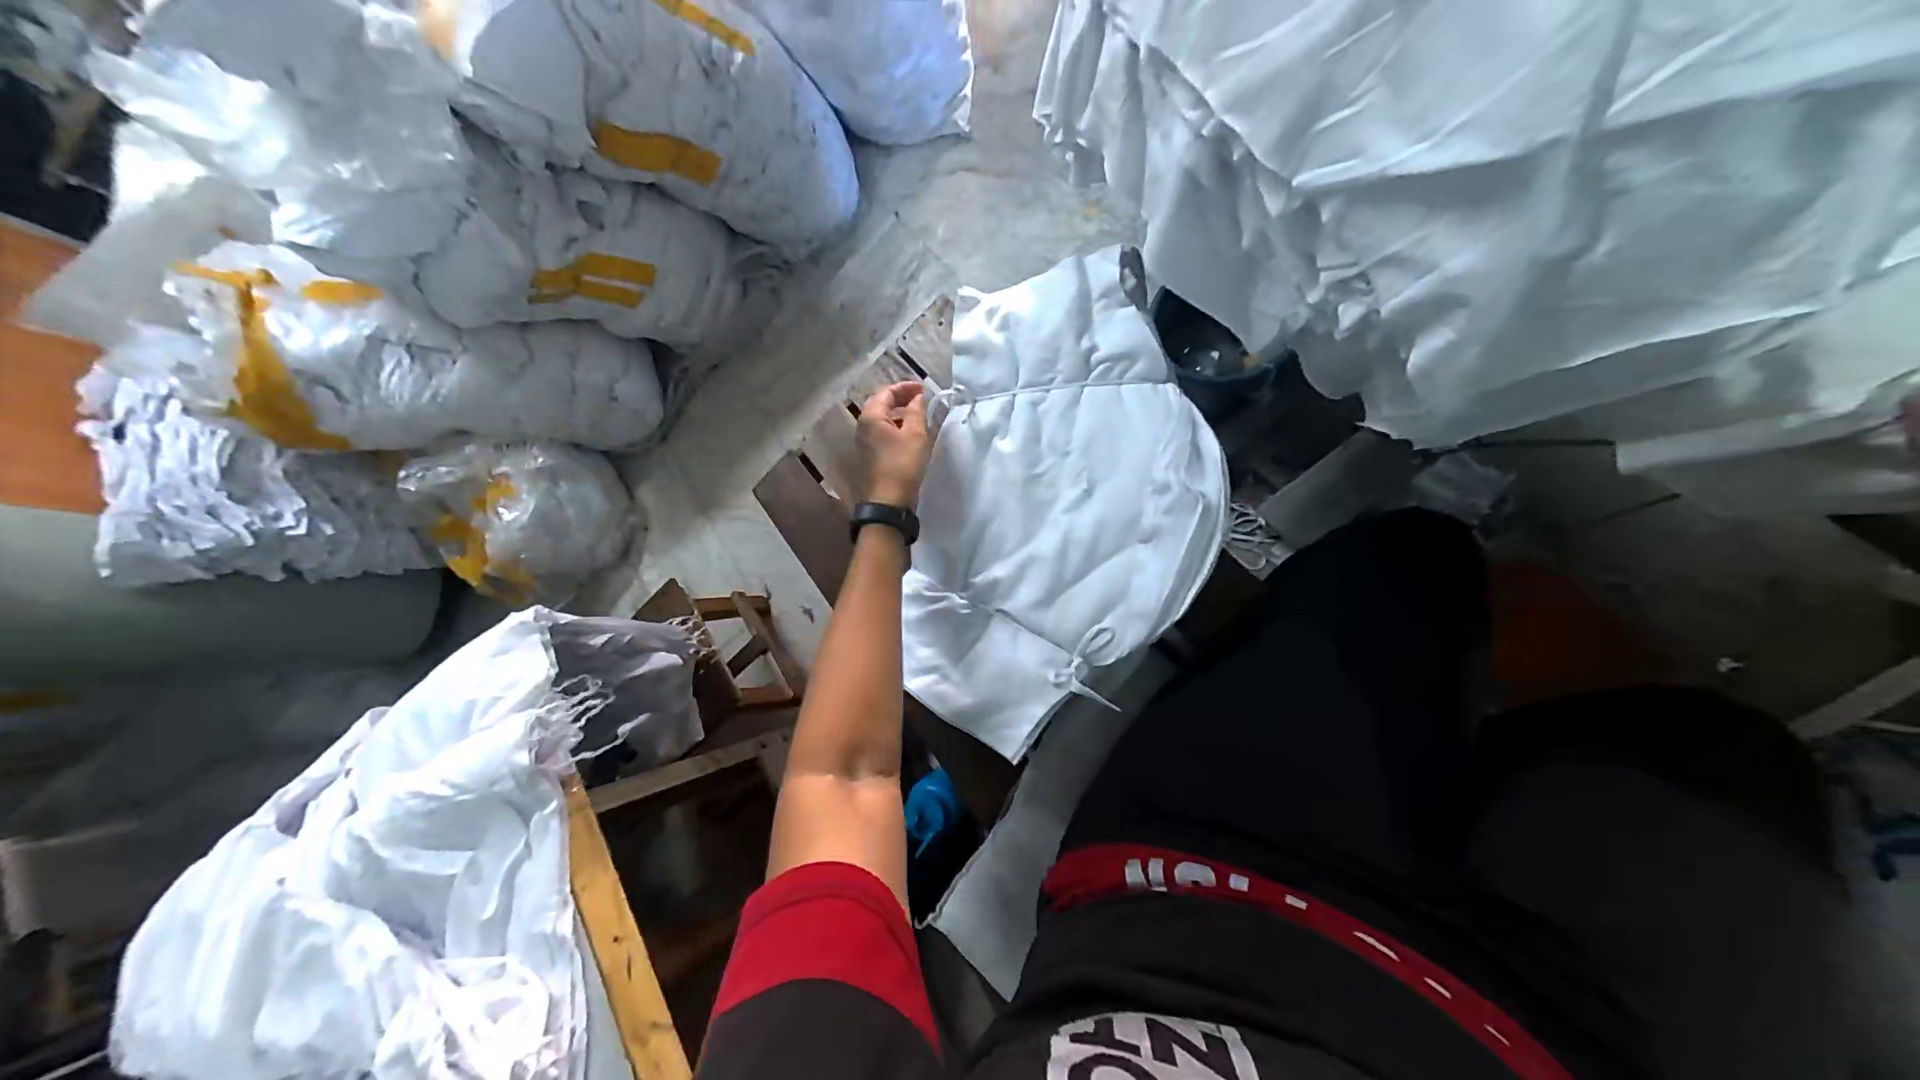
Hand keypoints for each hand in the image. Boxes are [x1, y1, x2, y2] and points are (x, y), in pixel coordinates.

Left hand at [856, 381, 932, 506]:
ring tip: (918, 415)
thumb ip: (917, 411)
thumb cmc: (902, 465)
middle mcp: (863, 426)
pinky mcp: (869, 456)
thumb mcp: (915, 435)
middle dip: (901, 399)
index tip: (924, 389)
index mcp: (871, 416)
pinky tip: (909, 434)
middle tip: (921, 399)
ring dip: (899, 414)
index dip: (906, 387)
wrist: (888, 503)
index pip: (887, 392)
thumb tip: (917, 398)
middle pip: (881, 404)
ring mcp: (864, 442)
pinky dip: (896, 427)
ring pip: (882, 420)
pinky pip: (882, 433)